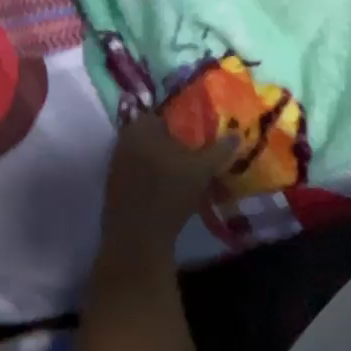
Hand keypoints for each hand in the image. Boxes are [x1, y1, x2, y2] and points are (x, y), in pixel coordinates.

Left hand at [97, 113, 238, 271]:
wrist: (137, 239)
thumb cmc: (169, 194)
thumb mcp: (203, 169)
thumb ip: (220, 149)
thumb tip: (237, 134)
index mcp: (141, 128)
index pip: (166, 111)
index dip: (187, 116)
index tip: (204, 126)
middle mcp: (123, 140)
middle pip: (158, 132)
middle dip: (178, 138)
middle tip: (200, 146)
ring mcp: (115, 164)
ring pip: (148, 152)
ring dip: (167, 156)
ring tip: (190, 167)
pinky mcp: (114, 186)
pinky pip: (140, 169)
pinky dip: (156, 172)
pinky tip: (172, 184)